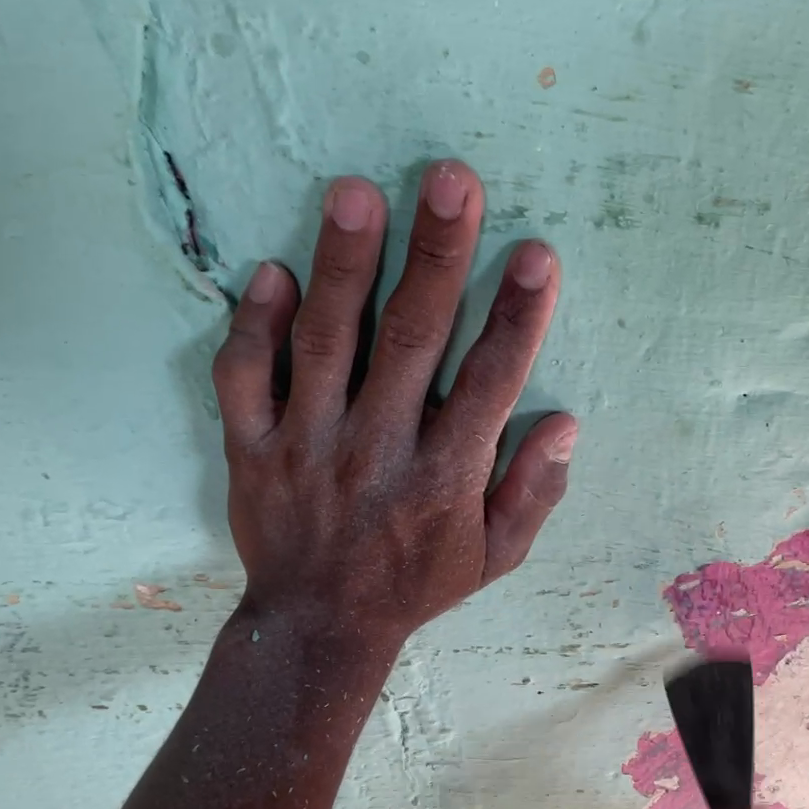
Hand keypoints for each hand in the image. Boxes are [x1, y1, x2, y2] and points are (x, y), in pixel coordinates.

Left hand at [210, 160, 575, 645]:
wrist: (319, 627)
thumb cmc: (419, 582)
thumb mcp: (498, 556)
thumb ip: (534, 491)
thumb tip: (563, 422)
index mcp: (445, 477)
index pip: (488, 384)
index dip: (517, 318)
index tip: (535, 255)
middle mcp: (376, 450)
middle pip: (410, 340)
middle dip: (437, 257)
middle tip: (450, 181)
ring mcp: (306, 446)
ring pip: (326, 343)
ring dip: (343, 264)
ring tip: (356, 192)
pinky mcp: (251, 448)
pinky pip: (244, 379)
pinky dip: (254, 324)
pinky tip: (274, 270)